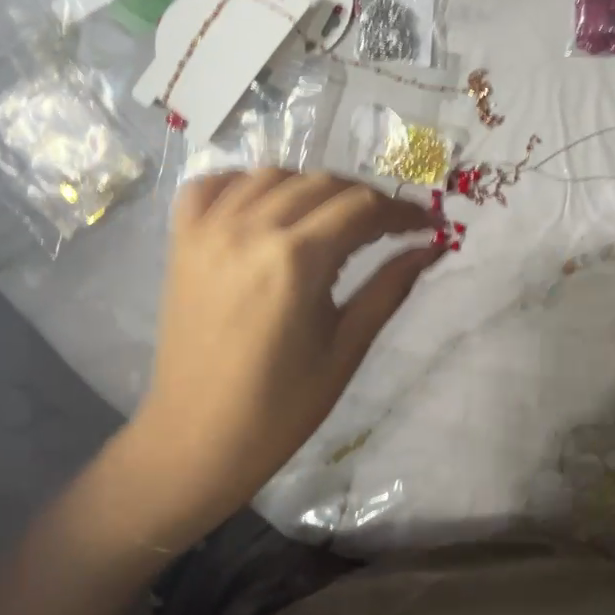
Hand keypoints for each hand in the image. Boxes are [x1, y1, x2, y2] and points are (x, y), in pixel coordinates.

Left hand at [127, 170, 440, 515]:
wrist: (199, 439)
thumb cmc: (283, 407)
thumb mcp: (346, 348)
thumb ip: (389, 288)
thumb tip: (432, 247)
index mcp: (296, 260)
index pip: (363, 208)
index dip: (403, 211)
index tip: (430, 225)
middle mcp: (249, 229)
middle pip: (323, 184)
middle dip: (367, 199)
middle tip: (391, 228)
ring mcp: (208, 231)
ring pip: (272, 175)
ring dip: (313, 187)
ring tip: (335, 219)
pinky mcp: (182, 242)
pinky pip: (212, 185)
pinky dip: (245, 183)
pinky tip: (267, 206)